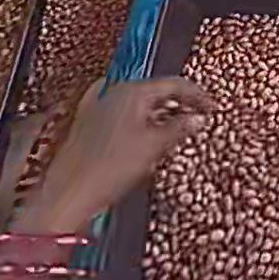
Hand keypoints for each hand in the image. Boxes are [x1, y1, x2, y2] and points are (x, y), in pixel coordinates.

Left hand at [15, 78, 212, 234]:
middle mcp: (114, 91)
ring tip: (174, 127)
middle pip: (155, 91)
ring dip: (158, 112)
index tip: (211, 107)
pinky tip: (140, 129)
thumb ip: (180, 127)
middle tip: (196, 117)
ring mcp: (97, 106)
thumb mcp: (155, 146)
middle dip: (178, 103)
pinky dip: (136, 118)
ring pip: (137, 102)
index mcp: (133, 90)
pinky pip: (120, 113)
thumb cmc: (113, 167)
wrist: (67, 196)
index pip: (174, 84)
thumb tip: (198, 118)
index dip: (197, 95)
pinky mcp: (86, 124)